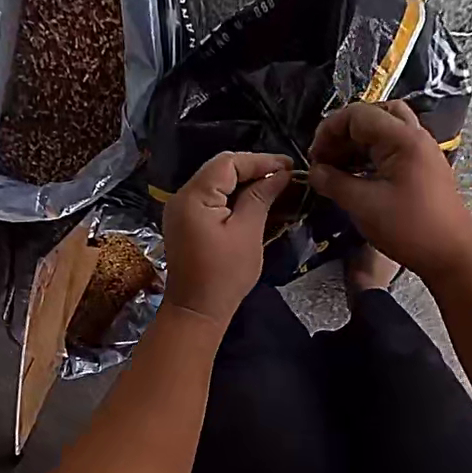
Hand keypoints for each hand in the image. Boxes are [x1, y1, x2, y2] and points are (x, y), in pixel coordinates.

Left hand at [161, 151, 294, 324]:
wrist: (197, 311)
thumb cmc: (225, 274)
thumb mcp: (248, 232)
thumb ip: (261, 197)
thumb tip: (280, 175)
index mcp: (194, 196)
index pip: (228, 162)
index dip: (260, 161)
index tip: (289, 167)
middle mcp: (182, 196)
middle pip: (220, 169)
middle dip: (254, 170)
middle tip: (286, 176)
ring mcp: (182, 210)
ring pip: (217, 183)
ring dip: (246, 183)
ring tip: (276, 187)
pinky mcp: (187, 223)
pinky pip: (212, 199)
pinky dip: (234, 197)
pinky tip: (256, 202)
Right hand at [307, 101, 471, 279]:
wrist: (453, 254)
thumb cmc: (409, 229)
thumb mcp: (364, 206)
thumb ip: (334, 183)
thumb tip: (314, 172)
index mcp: (402, 138)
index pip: (357, 115)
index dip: (330, 131)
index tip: (315, 157)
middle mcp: (415, 137)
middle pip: (374, 115)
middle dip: (345, 133)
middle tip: (327, 158)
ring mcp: (422, 152)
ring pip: (385, 131)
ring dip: (358, 144)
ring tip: (338, 168)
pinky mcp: (424, 169)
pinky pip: (394, 149)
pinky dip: (372, 156)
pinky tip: (357, 177)